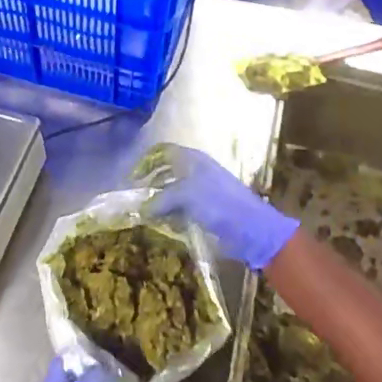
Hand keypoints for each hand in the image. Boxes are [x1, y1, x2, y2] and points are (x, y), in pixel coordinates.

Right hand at [135, 144, 297, 268]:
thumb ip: (160, 199)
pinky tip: (161, 226)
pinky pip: (181, 210)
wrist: (250, 229)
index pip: (163, 153)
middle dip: (150, 186)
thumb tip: (141, 209)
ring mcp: (202, 192)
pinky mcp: (205, 211)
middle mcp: (196, 172)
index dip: (146, 162)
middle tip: (133, 200)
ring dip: (159, 204)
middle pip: (166, 174)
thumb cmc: (218, 204)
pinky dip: (171, 216)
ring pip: (173, 194)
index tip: (130, 178)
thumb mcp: (185, 195)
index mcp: (193, 160)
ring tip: (143, 216)